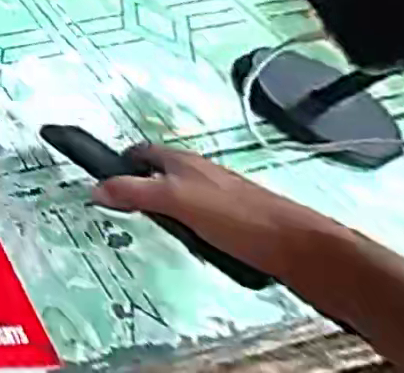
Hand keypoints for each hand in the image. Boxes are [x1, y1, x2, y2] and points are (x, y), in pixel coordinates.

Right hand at [92, 145, 345, 280]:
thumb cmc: (238, 218)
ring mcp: (224, 197)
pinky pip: (208, 220)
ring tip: (173, 234)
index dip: (120, 163)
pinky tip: (204, 247)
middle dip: (145, 191)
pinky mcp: (244, 222)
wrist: (309, 252)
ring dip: (174, 214)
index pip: (139, 152)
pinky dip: (198, 231)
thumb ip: (132, 192)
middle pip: (161, 175)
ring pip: (185, 199)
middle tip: (137, 213)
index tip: (107, 182)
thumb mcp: (174, 201)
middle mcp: (200, 173)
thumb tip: (94, 188)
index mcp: (181, 160)